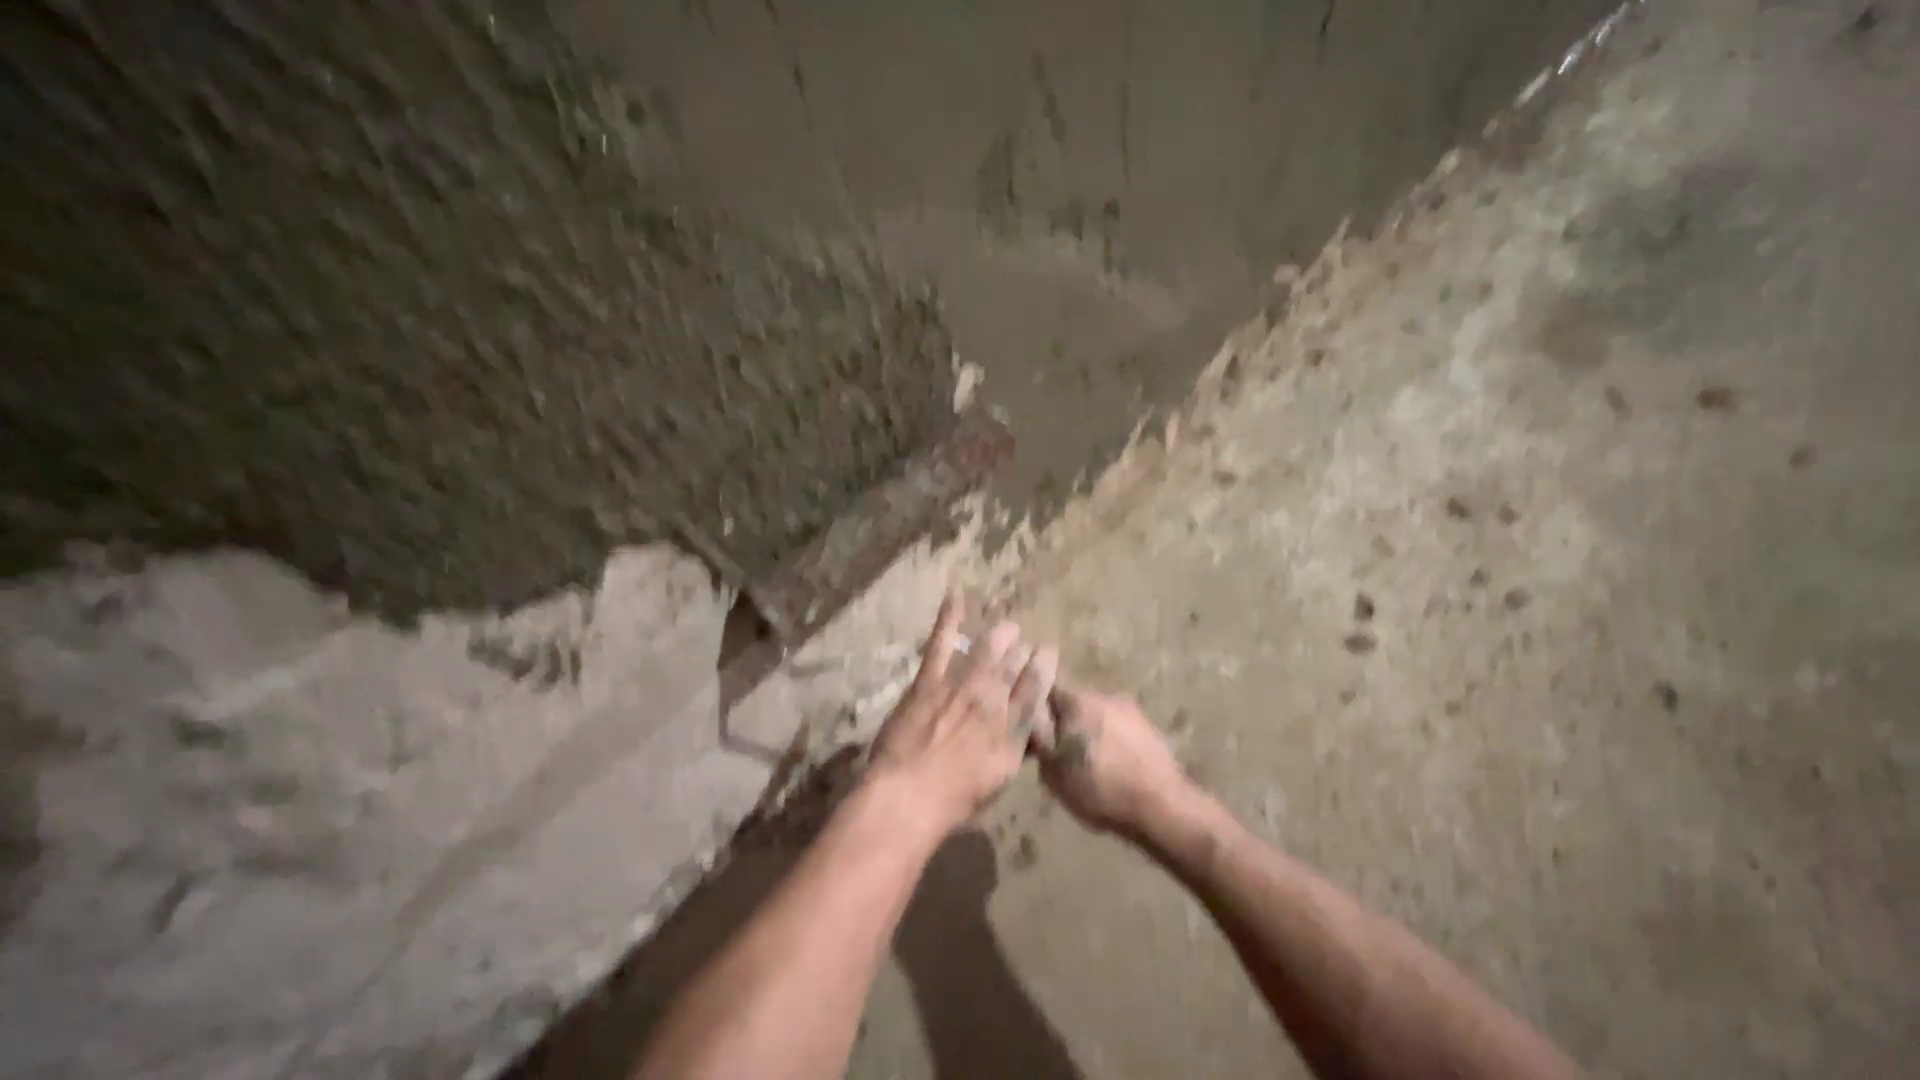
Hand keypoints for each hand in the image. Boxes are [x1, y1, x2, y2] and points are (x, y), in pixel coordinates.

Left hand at [866, 593, 1057, 835]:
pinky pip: (941, 642)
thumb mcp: (1000, 778)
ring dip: (1001, 636)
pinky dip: (949, 618)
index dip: (1044, 669)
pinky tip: (956, 596)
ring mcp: (960, 685)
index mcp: (1013, 726)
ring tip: (1009, 628)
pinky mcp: (929, 680)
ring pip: (987, 651)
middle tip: (1025, 645)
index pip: (1036, 690)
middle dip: (1022, 653)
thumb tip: (1025, 731)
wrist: (911, 793)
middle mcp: (993, 699)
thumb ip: (1015, 748)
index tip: (1048, 655)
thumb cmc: (956, 796)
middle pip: (1013, 667)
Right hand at [1036, 685, 1192, 836]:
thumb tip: (1031, 718)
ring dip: (1091, 734)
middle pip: (1074, 704)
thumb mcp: (1053, 771)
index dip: (1035, 709)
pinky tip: (1113, 770)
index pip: (1047, 690)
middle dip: (1065, 724)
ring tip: (1088, 766)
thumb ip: (1038, 739)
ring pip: (1099, 717)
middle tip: (1058, 754)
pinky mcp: (1152, 730)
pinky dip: (1113, 744)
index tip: (1031, 731)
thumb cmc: (1099, 788)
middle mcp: (1107, 695)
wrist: (1160, 807)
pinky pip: (1121, 731)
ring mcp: (1133, 711)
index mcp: (1079, 700)